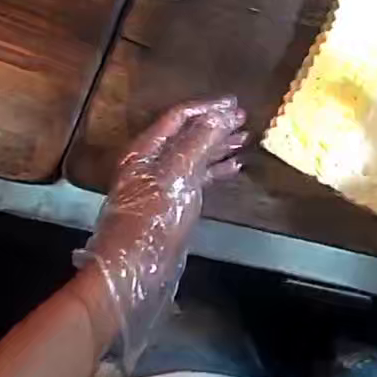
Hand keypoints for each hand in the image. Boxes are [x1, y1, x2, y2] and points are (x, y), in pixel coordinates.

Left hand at [78, 96, 246, 367]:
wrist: (132, 272)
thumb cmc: (151, 221)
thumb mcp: (178, 176)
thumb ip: (199, 143)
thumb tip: (221, 115)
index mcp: (145, 150)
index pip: (178, 117)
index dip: (207, 108)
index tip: (234, 104)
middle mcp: (151, 163)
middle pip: (187, 134)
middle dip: (215, 125)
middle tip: (243, 118)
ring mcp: (160, 185)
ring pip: (194, 155)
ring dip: (218, 146)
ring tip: (243, 138)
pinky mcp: (170, 205)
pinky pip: (197, 178)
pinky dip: (216, 170)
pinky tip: (234, 167)